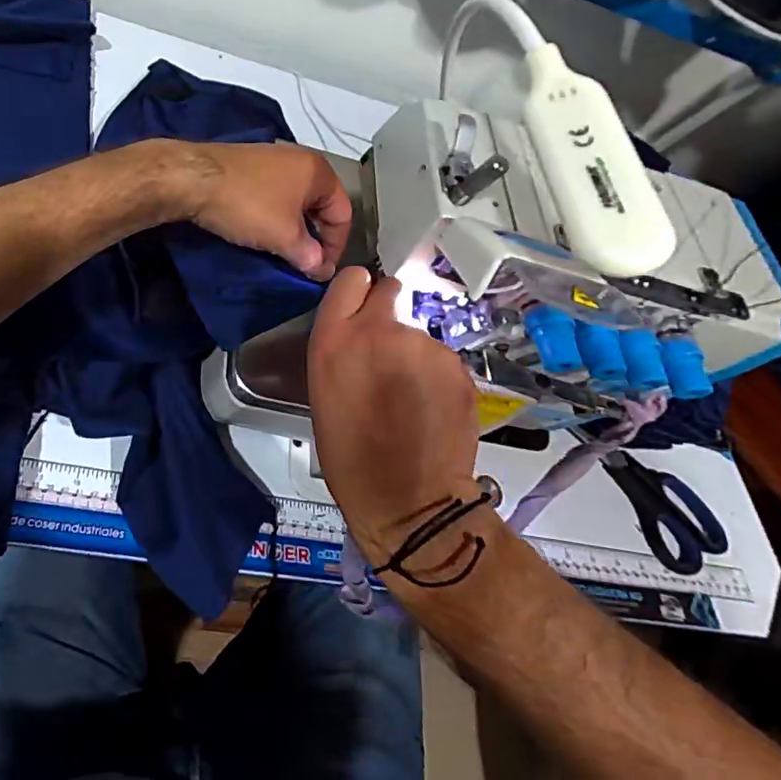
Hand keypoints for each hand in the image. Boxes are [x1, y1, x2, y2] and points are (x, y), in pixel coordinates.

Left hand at [163, 140, 351, 280]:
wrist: (192, 179)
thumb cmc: (247, 204)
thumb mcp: (284, 237)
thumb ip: (310, 257)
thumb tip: (322, 270)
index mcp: (318, 170)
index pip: (343, 214)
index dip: (336, 247)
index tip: (320, 270)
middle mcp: (300, 159)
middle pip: (320, 206)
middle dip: (314, 238)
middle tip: (303, 263)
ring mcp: (272, 159)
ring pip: (295, 202)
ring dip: (293, 229)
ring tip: (281, 251)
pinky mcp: (249, 166)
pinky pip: (273, 195)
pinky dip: (274, 216)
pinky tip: (260, 232)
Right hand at [307, 268, 482, 564]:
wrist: (409, 501)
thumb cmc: (352, 458)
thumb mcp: (324, 394)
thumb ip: (342, 349)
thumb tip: (359, 335)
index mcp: (335, 339)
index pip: (351, 279)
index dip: (358, 293)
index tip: (361, 310)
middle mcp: (379, 330)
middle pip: (390, 290)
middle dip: (389, 311)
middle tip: (389, 350)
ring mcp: (423, 345)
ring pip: (419, 329)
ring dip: (414, 350)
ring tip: (411, 394)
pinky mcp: (456, 364)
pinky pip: (443, 357)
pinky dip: (438, 373)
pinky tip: (432, 405)